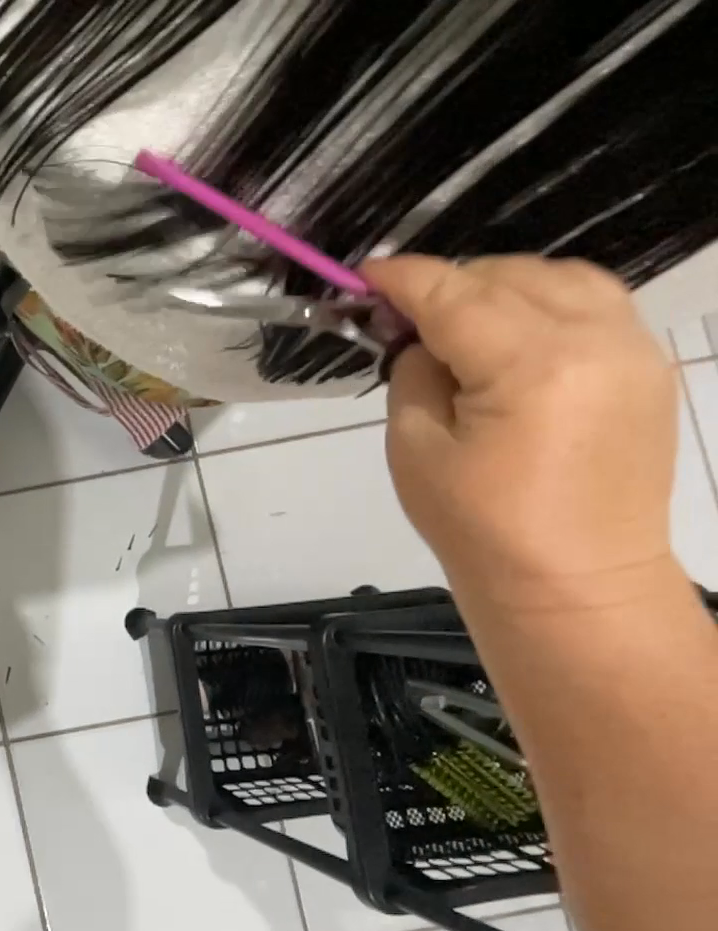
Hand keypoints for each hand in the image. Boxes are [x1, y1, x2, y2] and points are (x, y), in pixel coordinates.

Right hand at [366, 255, 680, 609]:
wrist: (572, 577)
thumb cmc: (475, 522)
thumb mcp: (414, 447)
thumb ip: (415, 375)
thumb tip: (418, 338)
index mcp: (532, 367)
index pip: (457, 296)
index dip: (404, 278)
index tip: (363, 273)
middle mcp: (597, 342)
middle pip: (511, 277)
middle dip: (448, 283)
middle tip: (398, 316)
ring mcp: (634, 351)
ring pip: (560, 279)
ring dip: (497, 287)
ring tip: (452, 322)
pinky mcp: (646, 368)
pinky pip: (593, 305)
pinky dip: (540, 303)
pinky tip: (504, 337)